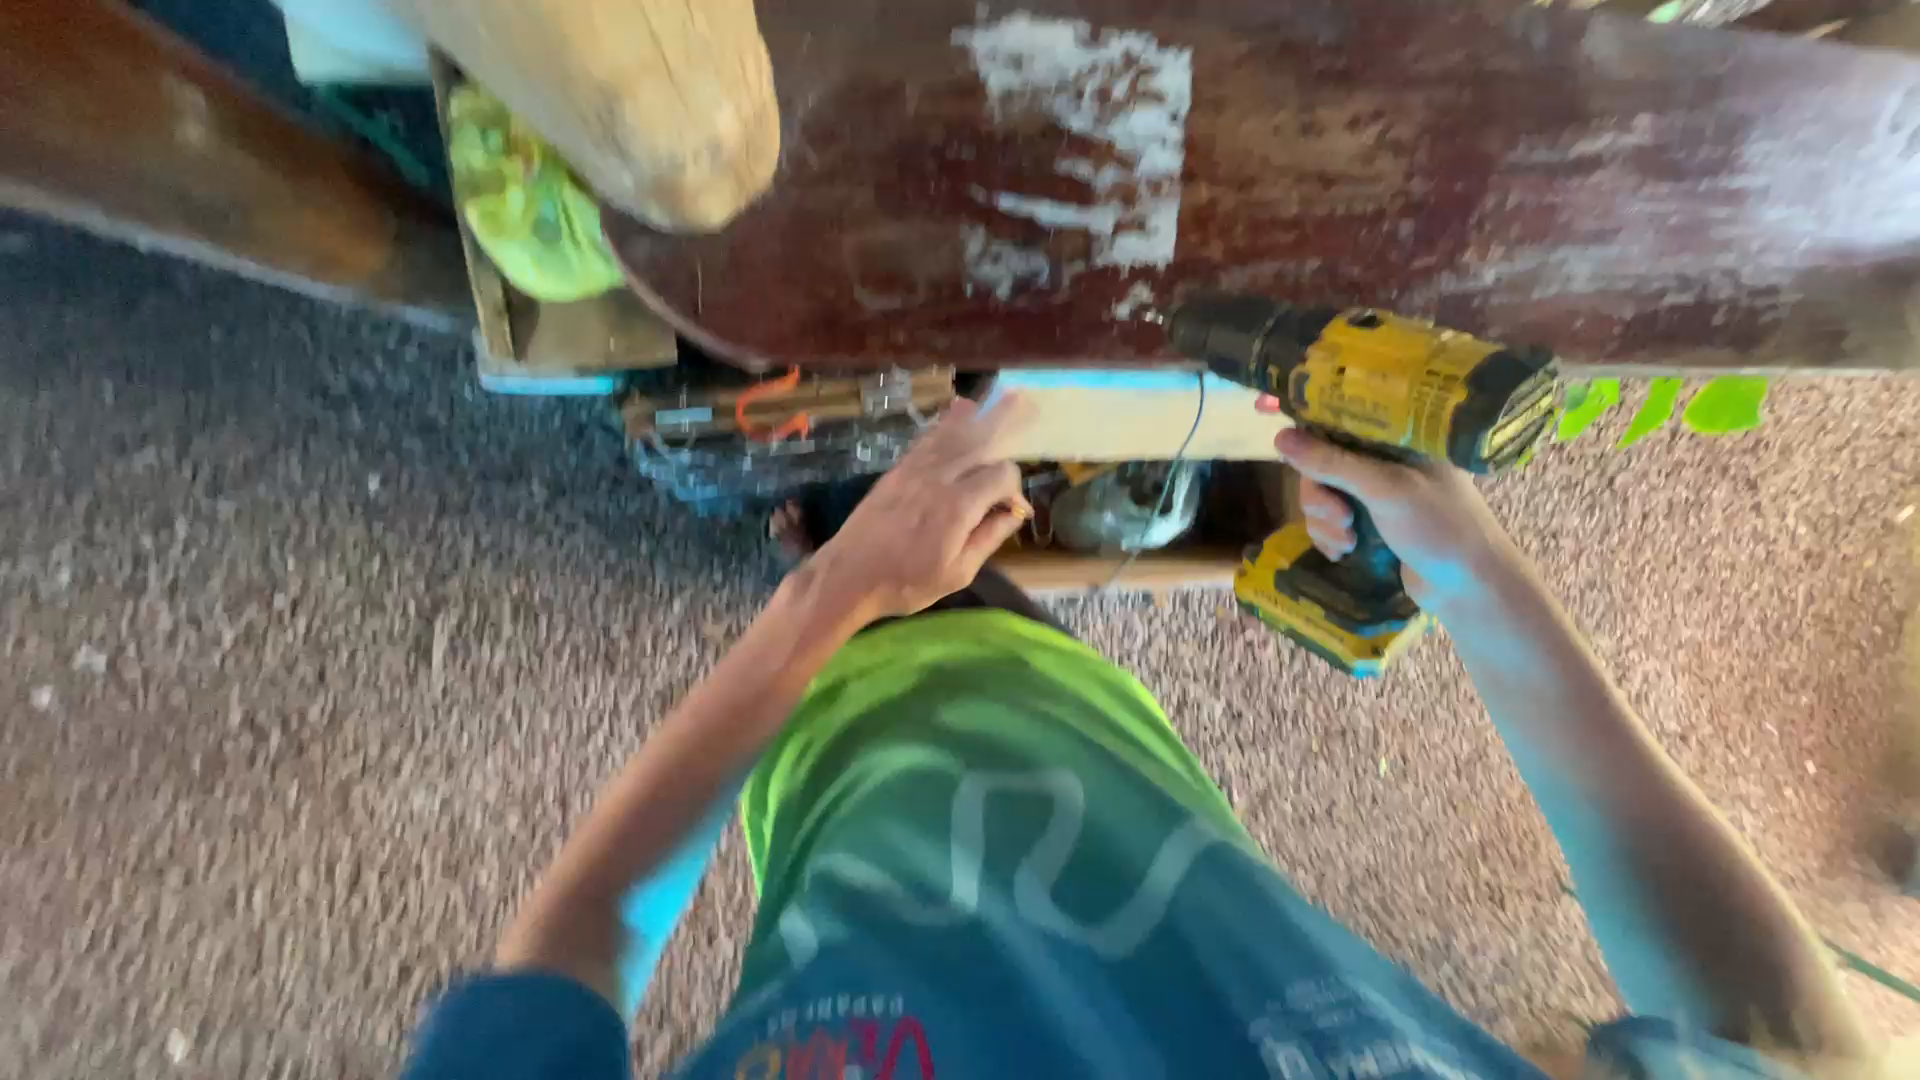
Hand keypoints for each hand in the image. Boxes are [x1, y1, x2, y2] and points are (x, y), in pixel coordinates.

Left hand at [795, 395, 1035, 624]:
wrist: (850, 575)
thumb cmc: (907, 583)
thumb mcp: (958, 573)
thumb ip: (989, 538)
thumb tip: (1015, 514)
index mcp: (959, 506)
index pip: (1001, 475)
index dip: (1015, 489)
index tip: (1013, 511)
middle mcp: (940, 478)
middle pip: (982, 441)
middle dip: (1008, 424)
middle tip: (1029, 405)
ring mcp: (916, 469)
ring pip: (956, 434)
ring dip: (983, 415)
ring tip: (1007, 395)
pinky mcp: (899, 470)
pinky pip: (929, 438)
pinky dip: (948, 422)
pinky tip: (960, 408)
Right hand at [1273, 427, 1524, 612]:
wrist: (1468, 587)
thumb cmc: (1440, 527)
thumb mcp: (1384, 489)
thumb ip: (1332, 463)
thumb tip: (1280, 437)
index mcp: (1398, 439)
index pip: (1341, 418)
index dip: (1306, 423)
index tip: (1267, 416)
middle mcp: (1385, 461)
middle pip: (1320, 463)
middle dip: (1319, 494)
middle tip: (1338, 516)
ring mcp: (1375, 494)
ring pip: (1320, 495)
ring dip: (1324, 522)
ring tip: (1347, 542)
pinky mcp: (1369, 524)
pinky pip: (1327, 522)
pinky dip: (1328, 537)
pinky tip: (1345, 552)